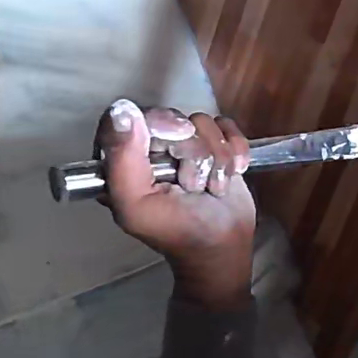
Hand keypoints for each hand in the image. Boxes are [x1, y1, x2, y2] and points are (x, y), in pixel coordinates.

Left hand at [96, 99, 255, 309]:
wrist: (223, 248)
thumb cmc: (178, 232)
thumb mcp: (136, 205)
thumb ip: (121, 159)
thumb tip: (123, 109)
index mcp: (120, 158)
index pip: (131, 116)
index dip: (158, 124)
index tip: (178, 146)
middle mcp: (151, 147)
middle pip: (171, 117)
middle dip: (192, 151)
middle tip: (193, 184)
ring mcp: (184, 144)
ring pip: (202, 122)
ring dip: (217, 158)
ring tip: (213, 186)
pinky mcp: (215, 146)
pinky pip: (226, 126)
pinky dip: (236, 149)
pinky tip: (235, 172)